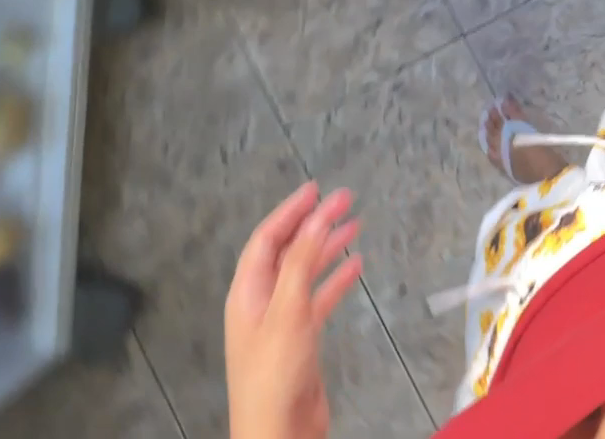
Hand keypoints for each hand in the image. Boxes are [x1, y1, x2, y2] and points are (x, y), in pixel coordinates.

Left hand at [226, 183, 362, 438]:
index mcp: (248, 293)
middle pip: (288, 251)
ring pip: (305, 272)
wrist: (278, 432)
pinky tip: (357, 264)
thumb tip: (316, 216)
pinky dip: (336, 278)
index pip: (267, 239)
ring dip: (328, 247)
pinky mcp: (301, 337)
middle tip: (344, 199)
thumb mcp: (287, 310)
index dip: (290, 211)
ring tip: (356, 223)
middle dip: (314, 224)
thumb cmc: (274, 370)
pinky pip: (319, 297)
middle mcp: (262, 301)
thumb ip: (301, 261)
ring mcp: (281, 319)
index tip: (316, 189)